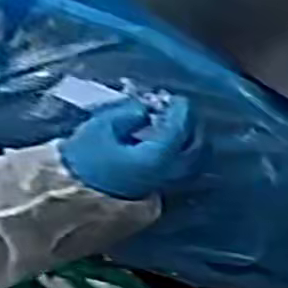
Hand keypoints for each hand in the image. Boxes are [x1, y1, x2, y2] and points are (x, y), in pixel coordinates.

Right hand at [59, 98, 199, 199]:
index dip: (181, 112)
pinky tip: (179, 136)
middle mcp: (178, 169)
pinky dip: (192, 145)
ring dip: (194, 133)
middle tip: (177, 106)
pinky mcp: (179, 181)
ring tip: (177, 119)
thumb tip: (147, 107)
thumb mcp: (99, 128)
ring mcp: (182, 177)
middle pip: (198, 141)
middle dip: (190, 121)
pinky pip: (197, 160)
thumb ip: (127, 115)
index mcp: (160, 156)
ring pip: (201, 152)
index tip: (178, 99)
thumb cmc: (88, 157)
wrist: (86, 188)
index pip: (180, 130)